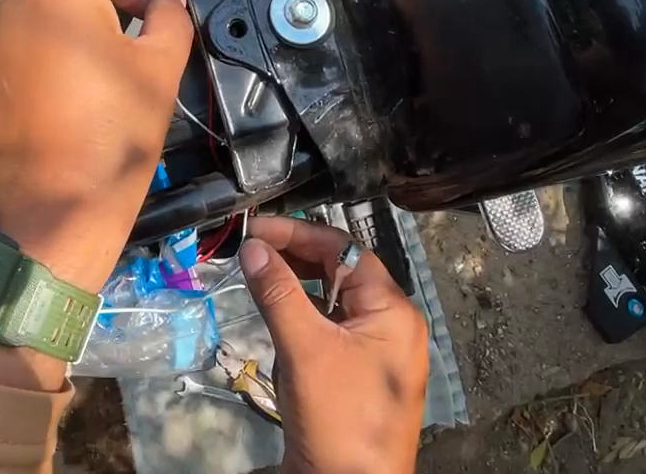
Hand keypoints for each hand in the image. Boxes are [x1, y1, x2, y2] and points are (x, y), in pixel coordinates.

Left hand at [0, 0, 191, 389]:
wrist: (44, 220)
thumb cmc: (112, 141)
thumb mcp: (158, 73)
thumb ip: (170, 16)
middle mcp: (10, 2)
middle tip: (148, 5)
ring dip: (76, 3)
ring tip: (110, 37)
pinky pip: (10, 33)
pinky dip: (43, 34)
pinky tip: (66, 69)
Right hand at [240, 217, 428, 473]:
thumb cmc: (337, 416)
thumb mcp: (303, 348)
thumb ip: (278, 291)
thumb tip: (253, 246)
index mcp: (392, 309)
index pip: (342, 248)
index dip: (297, 233)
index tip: (256, 229)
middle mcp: (393, 322)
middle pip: (341, 269)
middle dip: (296, 255)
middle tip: (253, 250)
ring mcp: (380, 349)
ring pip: (335, 297)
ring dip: (298, 283)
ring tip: (260, 274)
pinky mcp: (363, 371)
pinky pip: (334, 325)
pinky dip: (306, 313)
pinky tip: (279, 314)